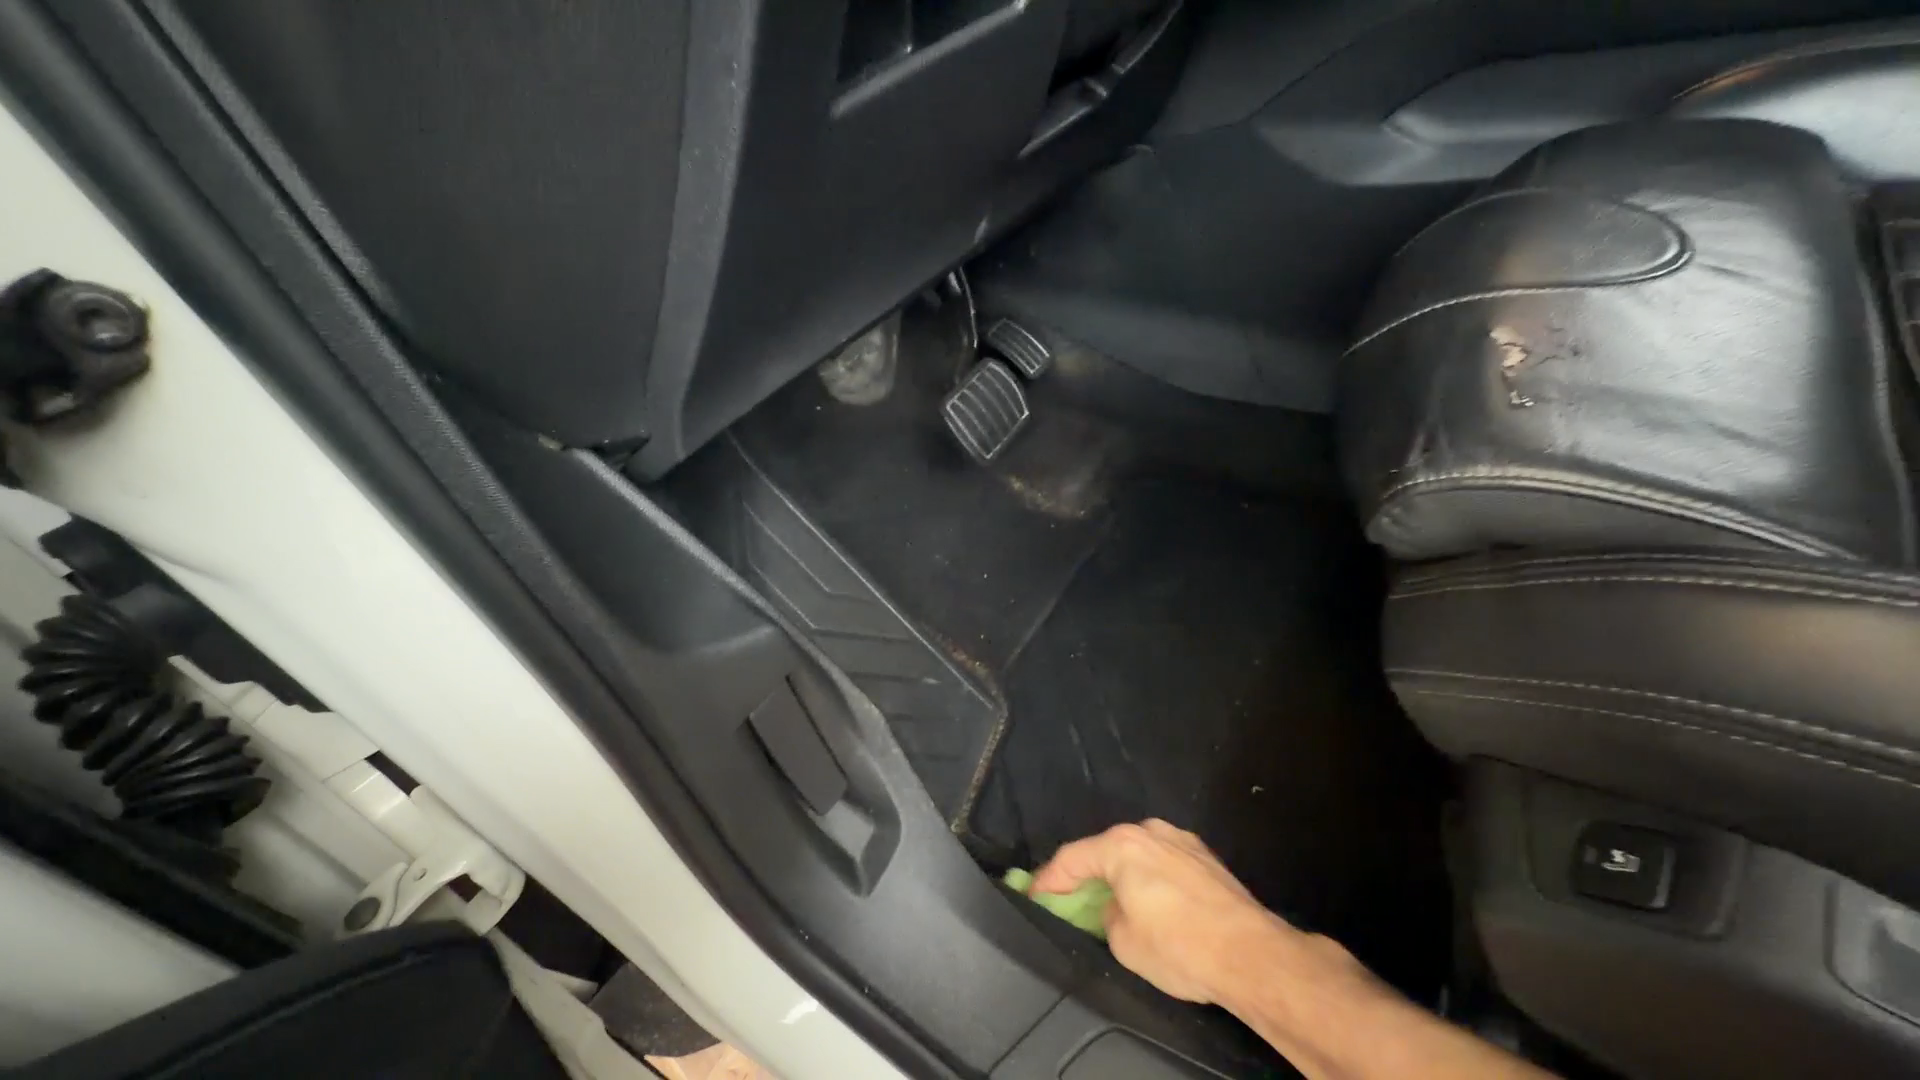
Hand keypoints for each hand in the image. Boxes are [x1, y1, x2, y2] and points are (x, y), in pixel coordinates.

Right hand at [1029, 819, 1297, 1003]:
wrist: (1251, 955)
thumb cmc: (1179, 947)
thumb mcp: (1123, 942)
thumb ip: (1107, 916)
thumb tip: (1115, 909)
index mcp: (1122, 846)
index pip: (1072, 859)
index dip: (1048, 881)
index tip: (1033, 897)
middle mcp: (1151, 831)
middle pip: (1105, 850)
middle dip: (1086, 874)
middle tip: (1069, 899)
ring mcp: (1183, 841)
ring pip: (1138, 854)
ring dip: (1121, 874)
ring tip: (1112, 900)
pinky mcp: (1207, 858)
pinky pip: (1164, 863)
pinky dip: (1149, 878)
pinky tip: (1151, 902)